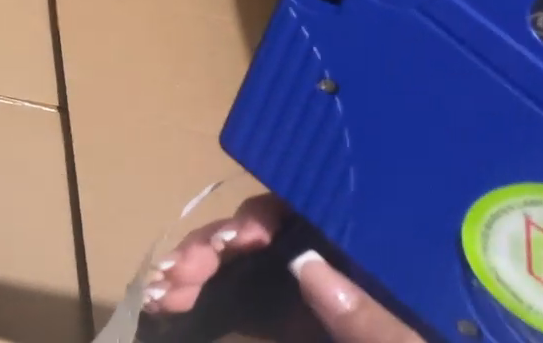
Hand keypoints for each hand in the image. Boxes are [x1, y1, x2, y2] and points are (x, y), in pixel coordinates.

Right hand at [147, 195, 422, 342]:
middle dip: (212, 247)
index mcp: (375, 280)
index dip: (268, 214)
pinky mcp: (270, 326)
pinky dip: (189, 292)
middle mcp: (331, 281)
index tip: (243, 238)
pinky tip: (162, 298)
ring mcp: (298, 306)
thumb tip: (306, 262)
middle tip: (179, 271)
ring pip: (231, 262)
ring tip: (163, 291)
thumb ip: (380, 327)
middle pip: (258, 237)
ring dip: (191, 267)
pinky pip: (224, 297)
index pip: (313, 219)